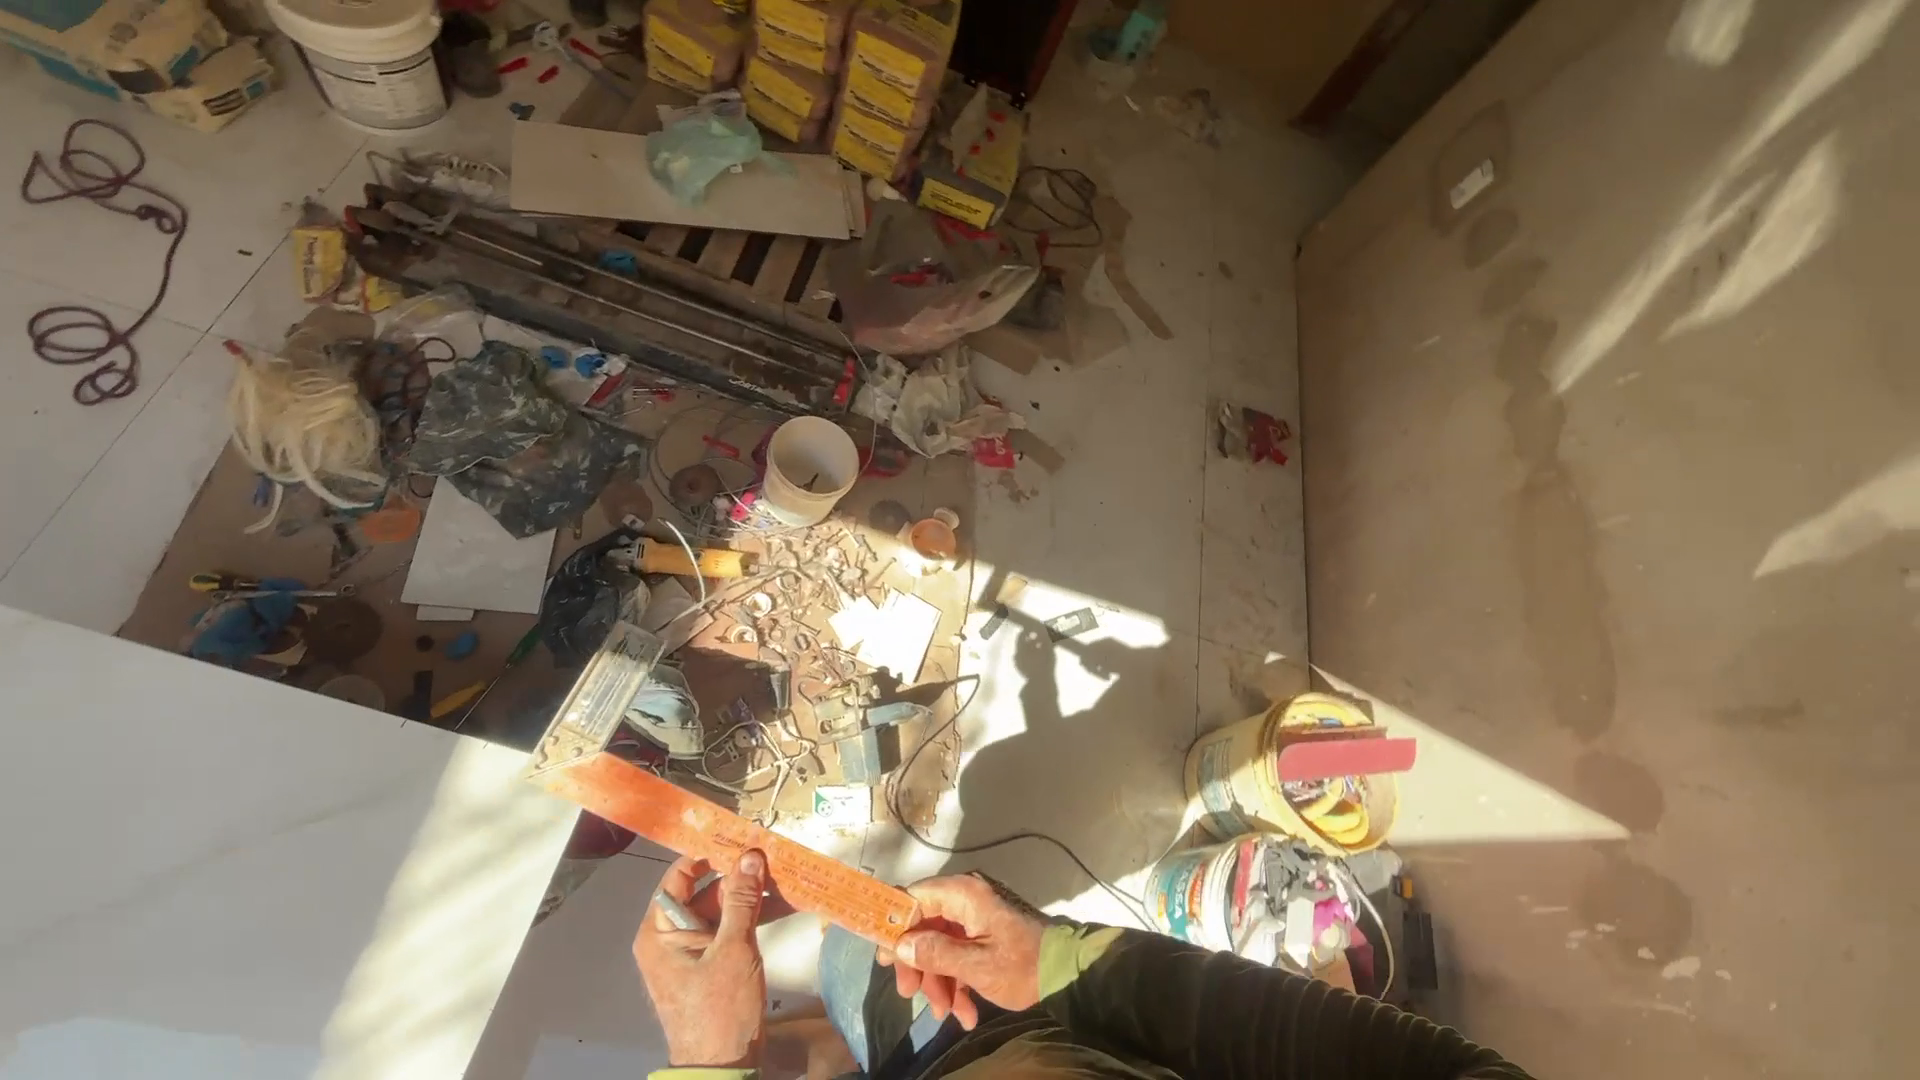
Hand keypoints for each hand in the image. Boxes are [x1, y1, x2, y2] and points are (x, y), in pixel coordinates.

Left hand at [633, 850, 782, 1067]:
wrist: (725, 1069)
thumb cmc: (719, 1009)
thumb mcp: (734, 949)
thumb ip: (742, 899)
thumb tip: (751, 854)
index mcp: (659, 932)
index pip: (680, 876)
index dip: (708, 853)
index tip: (740, 834)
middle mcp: (669, 937)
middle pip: (704, 891)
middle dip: (738, 874)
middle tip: (772, 855)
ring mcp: (691, 952)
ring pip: (721, 909)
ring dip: (750, 895)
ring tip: (782, 876)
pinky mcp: (710, 965)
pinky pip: (728, 929)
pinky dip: (750, 916)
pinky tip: (780, 904)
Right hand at [878, 873, 1046, 1029]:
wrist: (1066, 972)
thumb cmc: (1022, 964)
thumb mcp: (976, 965)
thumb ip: (936, 953)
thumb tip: (900, 946)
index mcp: (963, 894)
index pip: (914, 897)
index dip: (894, 924)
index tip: (883, 956)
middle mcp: (965, 898)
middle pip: (924, 924)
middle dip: (918, 963)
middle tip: (910, 994)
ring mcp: (974, 917)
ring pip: (939, 943)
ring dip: (939, 980)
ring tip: (948, 1013)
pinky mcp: (983, 934)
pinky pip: (958, 952)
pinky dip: (957, 981)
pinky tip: (966, 1013)